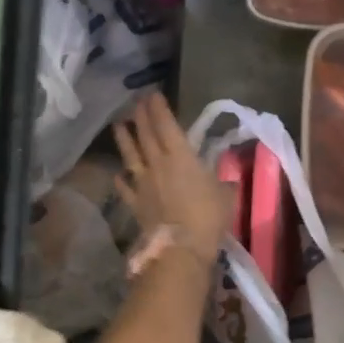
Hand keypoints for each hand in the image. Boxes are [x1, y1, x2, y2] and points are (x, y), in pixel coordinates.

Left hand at [112, 93, 229, 263]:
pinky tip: (118, 175)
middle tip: (136, 102)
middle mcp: (158, 164)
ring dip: (124, 139)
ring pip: (131, 156)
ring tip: (118, 125)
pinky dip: (122, 180)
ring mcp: (144, 184)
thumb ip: (222, 184)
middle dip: (141, 116)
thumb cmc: (208, 217)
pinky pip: (126, 188)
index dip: (159, 108)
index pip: (167, 125)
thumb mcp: (226, 196)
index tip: (153, 94)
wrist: (181, 248)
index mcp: (181, 156)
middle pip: (147, 135)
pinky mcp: (136, 204)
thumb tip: (224, 181)